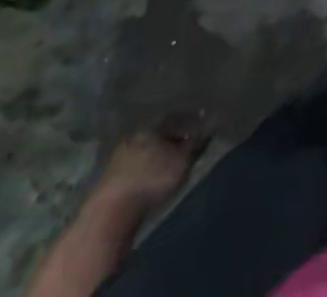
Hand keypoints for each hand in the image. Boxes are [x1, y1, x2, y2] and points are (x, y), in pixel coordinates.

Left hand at [88, 114, 207, 213]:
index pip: (177, 115)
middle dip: (177, 136)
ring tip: (177, 161)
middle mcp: (135, 133)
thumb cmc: (151, 179)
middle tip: (193, 145)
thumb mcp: (182, 161)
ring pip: (149, 146)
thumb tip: (215, 118)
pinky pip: (139, 161)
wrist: (110, 212)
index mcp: (151, 124)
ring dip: (162, 151)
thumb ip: (198, 140)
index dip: (193, 121)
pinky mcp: (113, 175)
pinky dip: (151, 164)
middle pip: (161, 130)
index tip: (206, 127)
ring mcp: (121, 154)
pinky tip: (157, 174)